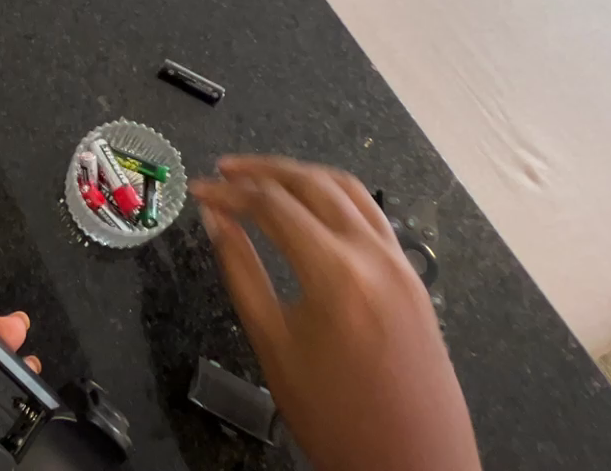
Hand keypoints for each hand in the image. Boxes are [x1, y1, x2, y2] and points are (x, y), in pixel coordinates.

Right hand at [191, 156, 479, 470]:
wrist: (413, 469)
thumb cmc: (332, 414)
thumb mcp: (272, 343)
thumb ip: (240, 269)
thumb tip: (214, 216)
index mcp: (335, 271)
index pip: (271, 204)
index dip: (228, 191)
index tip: (197, 189)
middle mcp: (373, 252)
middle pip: (310, 183)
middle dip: (261, 170)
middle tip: (223, 171)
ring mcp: (399, 261)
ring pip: (346, 188)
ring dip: (300, 174)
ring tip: (261, 177)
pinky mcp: (411, 275)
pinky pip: (370, 213)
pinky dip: (333, 195)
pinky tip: (309, 205)